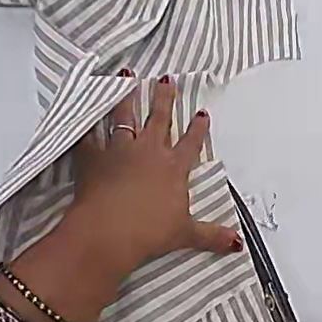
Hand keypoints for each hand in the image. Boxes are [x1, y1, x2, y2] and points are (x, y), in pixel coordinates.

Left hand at [59, 74, 240, 278]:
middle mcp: (149, 152)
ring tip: (127, 78)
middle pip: (159, 118)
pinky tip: (86, 110)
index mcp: (174, 168)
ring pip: (124, 117)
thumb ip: (211, 235)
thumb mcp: (186, 234)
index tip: (201, 113)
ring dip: (127, 97)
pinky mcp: (93, 158)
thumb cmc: (149, 232)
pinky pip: (90, 134)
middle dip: (164, 97)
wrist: (109, 233)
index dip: (198, 128)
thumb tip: (236, 243)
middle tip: (166, 79)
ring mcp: (119, 151)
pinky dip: (88, 121)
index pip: (191, 143)